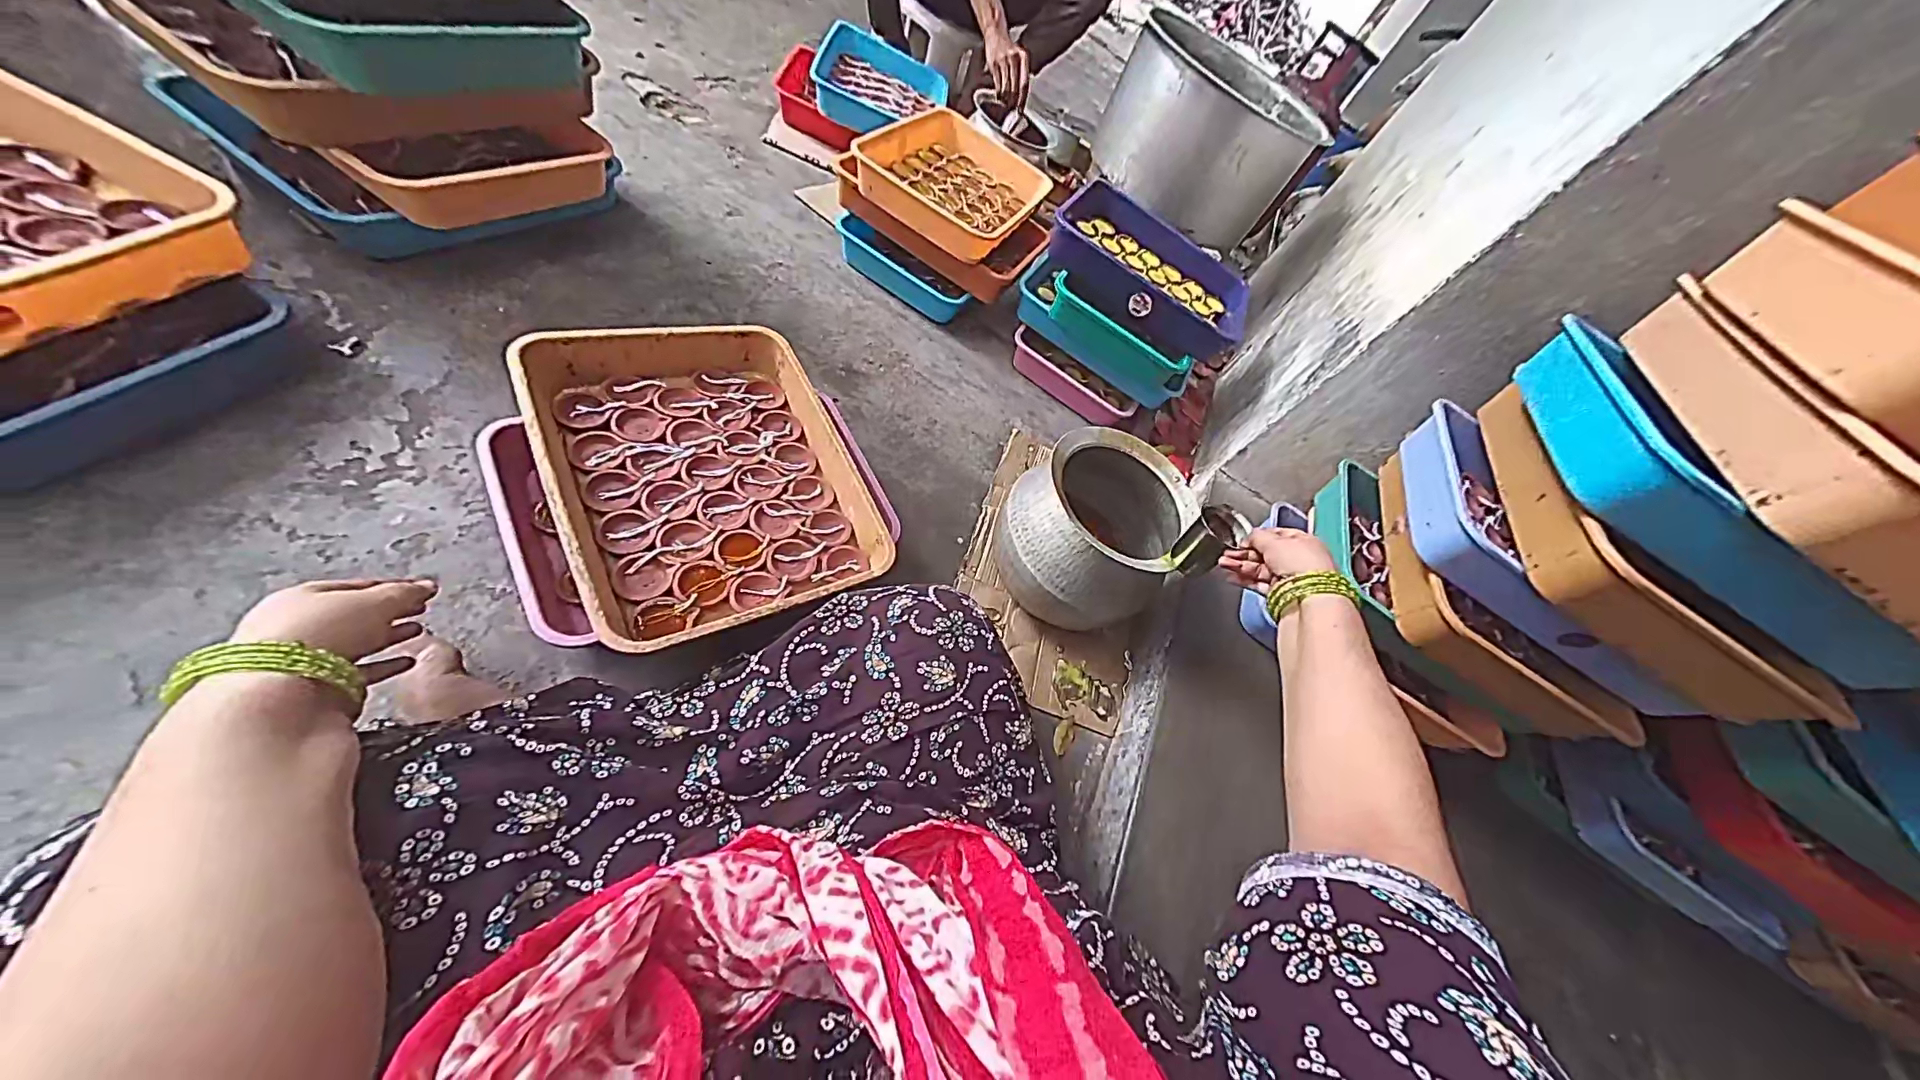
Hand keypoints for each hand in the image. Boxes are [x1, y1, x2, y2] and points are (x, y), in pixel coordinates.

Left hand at [230, 578, 437, 683]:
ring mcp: (305, 659)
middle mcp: (297, 627)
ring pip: (358, 643)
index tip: (422, 591)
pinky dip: (385, 664)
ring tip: (418, 633)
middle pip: (355, 615)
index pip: (356, 587)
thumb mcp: (372, 603)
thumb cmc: (320, 635)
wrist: (283, 695)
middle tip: (420, 610)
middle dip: (391, 613)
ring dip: (389, 637)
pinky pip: (360, 671)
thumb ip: (404, 593)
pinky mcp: (318, 687)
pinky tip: (406, 661)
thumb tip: (428, 586)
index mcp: (299, 598)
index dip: (393, 588)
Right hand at [982, 30, 1029, 112]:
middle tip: (1013, 111)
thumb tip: (1021, 95)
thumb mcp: (1018, 57)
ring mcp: (1003, 61)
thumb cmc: (1008, 49)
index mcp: (1023, 57)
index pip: (1024, 83)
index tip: (1021, 109)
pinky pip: (997, 83)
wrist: (995, 33)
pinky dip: (998, 92)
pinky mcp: (993, 64)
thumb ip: (1021, 73)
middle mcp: (1014, 58)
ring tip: (1006, 106)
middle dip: (1014, 101)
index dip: (1022, 98)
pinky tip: (999, 98)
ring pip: (1006, 86)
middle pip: (1015, 87)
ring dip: (1006, 99)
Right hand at [1218, 528, 1338, 593]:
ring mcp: (1288, 577)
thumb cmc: (1300, 563)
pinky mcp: (1280, 593)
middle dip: (1244, 553)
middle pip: (1264, 553)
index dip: (1258, 537)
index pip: (1276, 535)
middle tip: (1227, 553)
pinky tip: (1230, 576)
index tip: (1243, 540)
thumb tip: (1249, 537)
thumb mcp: (1274, 541)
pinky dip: (1244, 579)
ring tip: (1223, 564)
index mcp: (1302, 541)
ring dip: (1240, 565)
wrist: (1306, 596)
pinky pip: (1258, 583)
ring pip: (1259, 569)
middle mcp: (1296, 559)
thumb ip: (1257, 537)